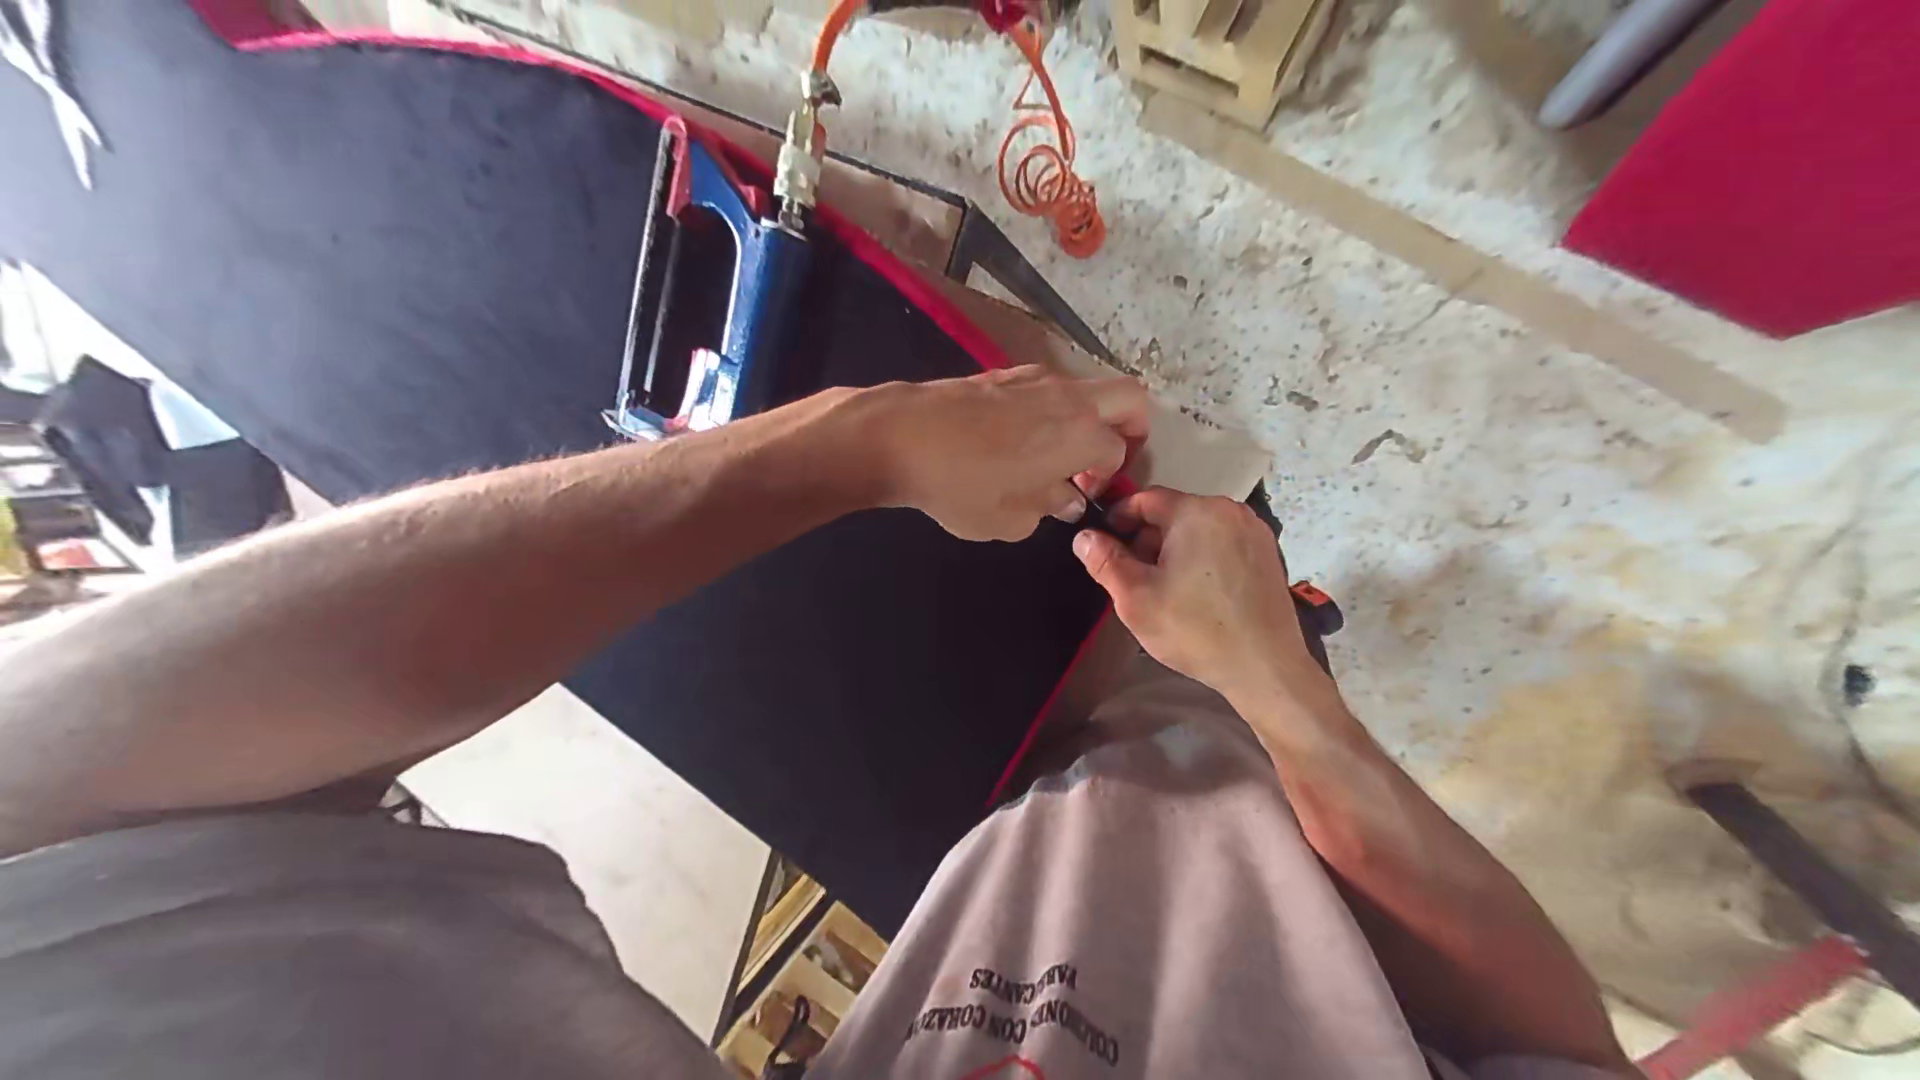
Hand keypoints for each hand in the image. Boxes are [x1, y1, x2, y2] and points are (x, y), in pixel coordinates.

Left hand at [871, 366, 1148, 541]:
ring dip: (1085, 419)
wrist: (903, 436)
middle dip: (1128, 430)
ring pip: (1086, 389)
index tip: (1080, 495)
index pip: (1118, 450)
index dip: (1108, 478)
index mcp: (1082, 433)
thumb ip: (1050, 507)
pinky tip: (1014, 438)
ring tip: (1049, 455)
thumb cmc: (964, 486)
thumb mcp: (1013, 519)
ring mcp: (1036, 378)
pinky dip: (1050, 409)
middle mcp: (1068, 397)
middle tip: (1098, 461)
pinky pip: (1047, 388)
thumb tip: (1067, 497)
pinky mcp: (1004, 373)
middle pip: (1128, 398)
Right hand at [1071, 487, 1337, 710]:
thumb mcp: (1135, 596)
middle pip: (1173, 513)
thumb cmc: (1194, 629)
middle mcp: (1230, 511)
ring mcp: (1254, 532)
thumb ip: (1104, 560)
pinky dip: (1200, 558)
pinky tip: (1194, 593)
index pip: (1145, 498)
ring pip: (1197, 529)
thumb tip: (1084, 536)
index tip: (1103, 544)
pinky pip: (1221, 544)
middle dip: (1146, 539)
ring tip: (1162, 588)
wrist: (1264, 668)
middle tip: (1130, 575)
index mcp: (1197, 512)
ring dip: (1172, 550)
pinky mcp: (1268, 555)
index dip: (1118, 518)